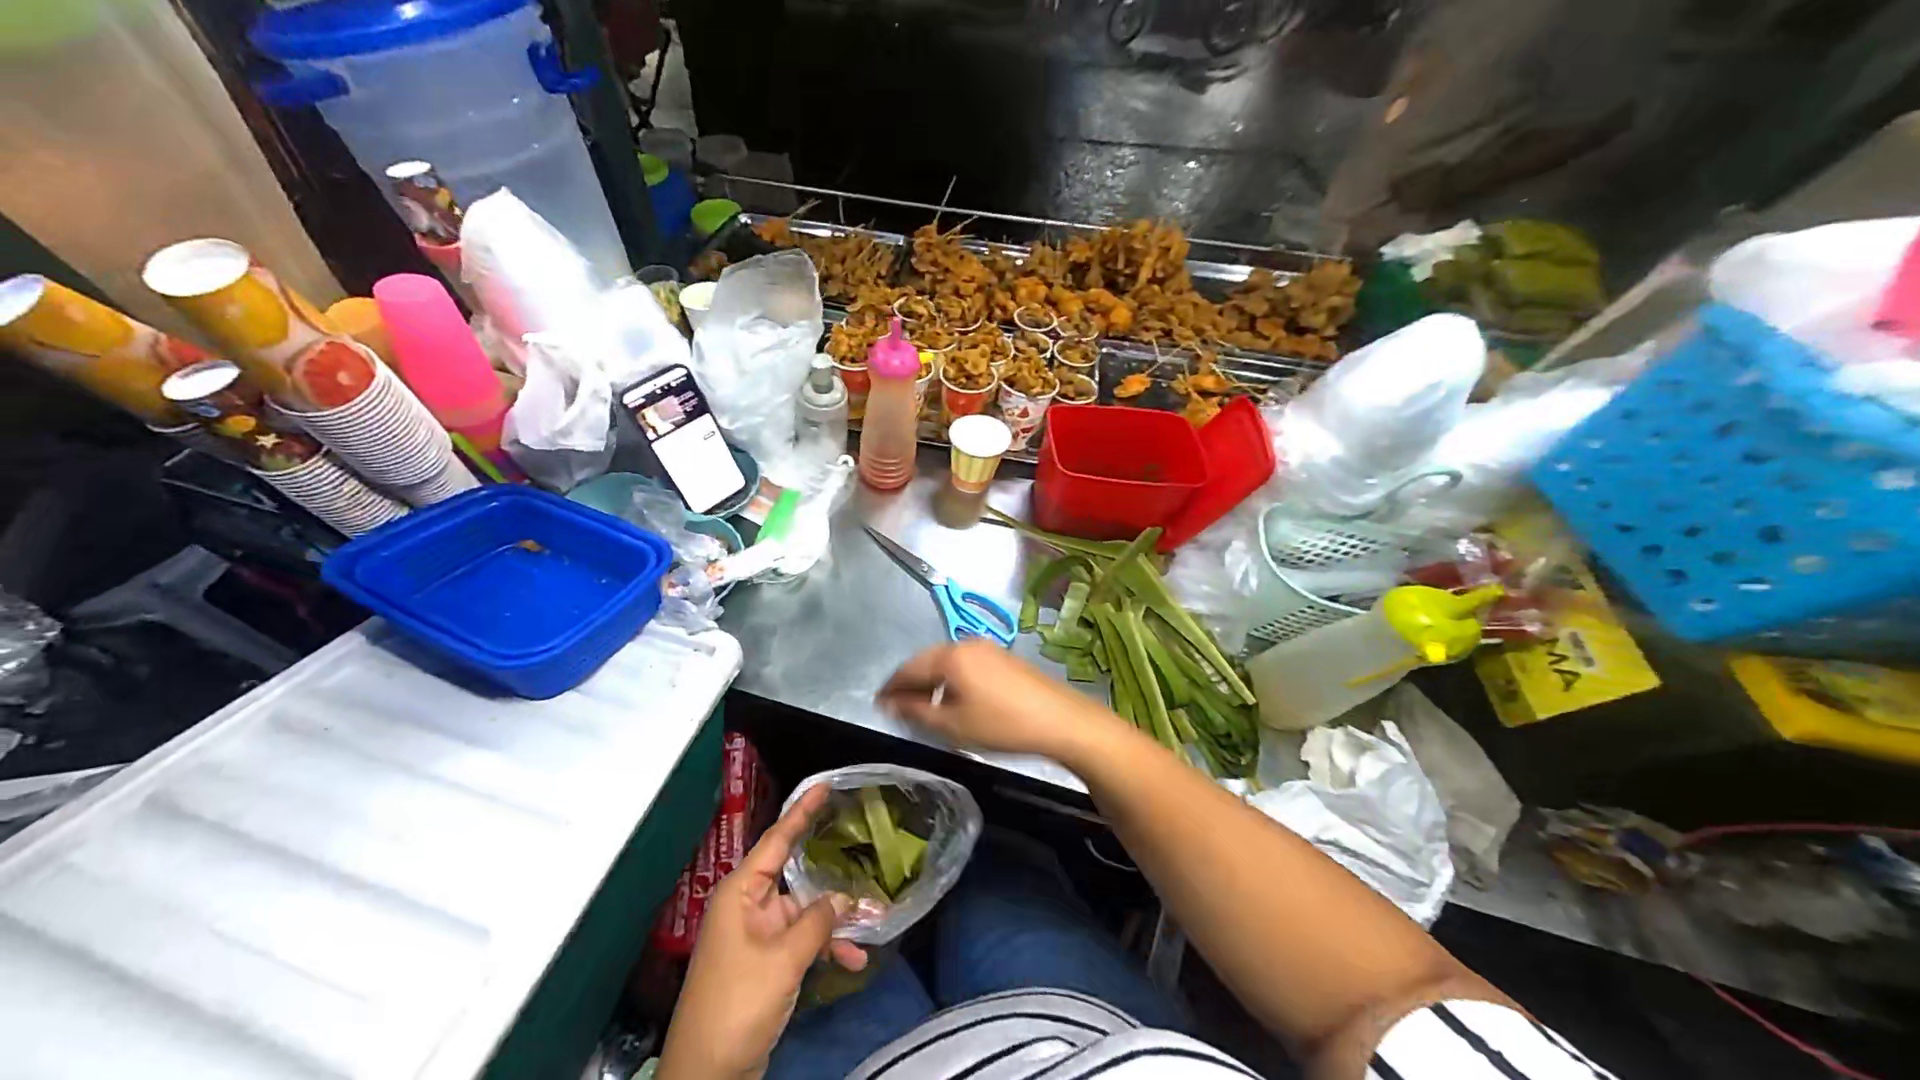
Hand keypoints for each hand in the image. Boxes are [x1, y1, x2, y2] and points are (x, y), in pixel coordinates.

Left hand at [657, 784, 867, 1079]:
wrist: (708, 1074)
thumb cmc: (738, 1003)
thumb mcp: (784, 959)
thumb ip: (818, 922)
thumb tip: (844, 898)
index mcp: (741, 892)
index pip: (777, 840)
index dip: (801, 811)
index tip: (824, 785)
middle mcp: (749, 906)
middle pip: (797, 877)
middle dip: (833, 877)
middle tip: (867, 857)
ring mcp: (758, 936)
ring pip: (806, 912)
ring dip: (836, 921)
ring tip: (873, 923)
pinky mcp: (767, 963)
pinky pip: (803, 941)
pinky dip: (826, 947)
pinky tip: (853, 959)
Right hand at [876, 641, 1124, 760]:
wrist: (1061, 720)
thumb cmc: (1001, 725)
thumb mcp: (952, 726)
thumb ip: (916, 712)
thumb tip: (890, 703)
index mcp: (950, 656)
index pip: (908, 668)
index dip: (890, 687)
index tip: (877, 704)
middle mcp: (966, 643)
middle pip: (927, 660)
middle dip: (909, 681)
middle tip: (895, 705)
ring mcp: (988, 648)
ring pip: (947, 661)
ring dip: (931, 680)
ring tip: (922, 705)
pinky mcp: (1003, 658)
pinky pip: (965, 664)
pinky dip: (951, 679)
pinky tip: (953, 698)